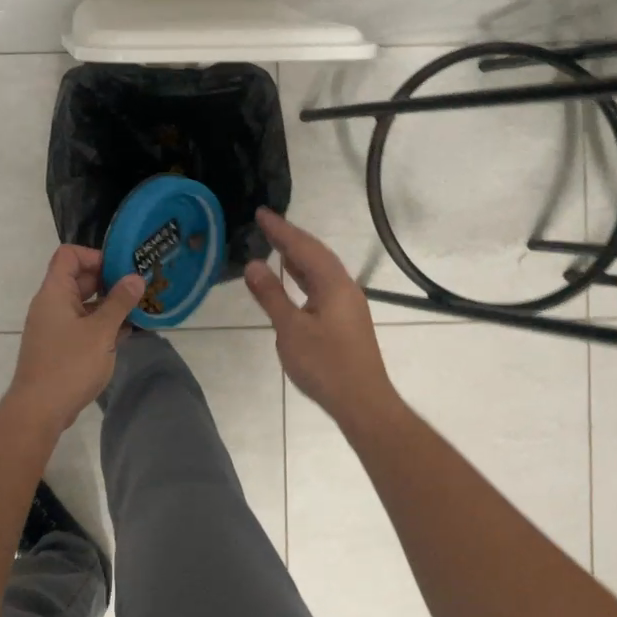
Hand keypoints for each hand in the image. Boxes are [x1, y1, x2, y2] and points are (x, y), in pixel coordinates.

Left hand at [8, 246, 144, 434]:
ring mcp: (54, 327)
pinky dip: (101, 326)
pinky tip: (125, 334)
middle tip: (139, 288)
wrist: (39, 409)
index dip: (95, 256)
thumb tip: (135, 277)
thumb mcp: (101, 332)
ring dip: (108, 306)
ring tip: (139, 311)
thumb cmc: (69, 365)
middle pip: (79, 279)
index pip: (69, 255)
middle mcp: (51, 304)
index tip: (121, 269)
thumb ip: (119, 303)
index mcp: (54, 292)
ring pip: (83, 305)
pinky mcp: (59, 347)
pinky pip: (82, 326)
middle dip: (109, 281)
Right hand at [242, 208, 395, 417]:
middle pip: (316, 254)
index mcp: (333, 284)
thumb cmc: (325, 365)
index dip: (281, 230)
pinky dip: (304, 275)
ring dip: (298, 255)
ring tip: (275, 244)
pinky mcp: (345, 320)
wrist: (363, 403)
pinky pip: (322, 284)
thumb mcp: (290, 330)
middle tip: (266, 224)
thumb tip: (253, 264)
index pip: (303, 247)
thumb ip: (272, 295)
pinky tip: (293, 279)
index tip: (261, 213)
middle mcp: (344, 288)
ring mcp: (348, 304)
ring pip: (320, 270)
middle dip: (291, 238)